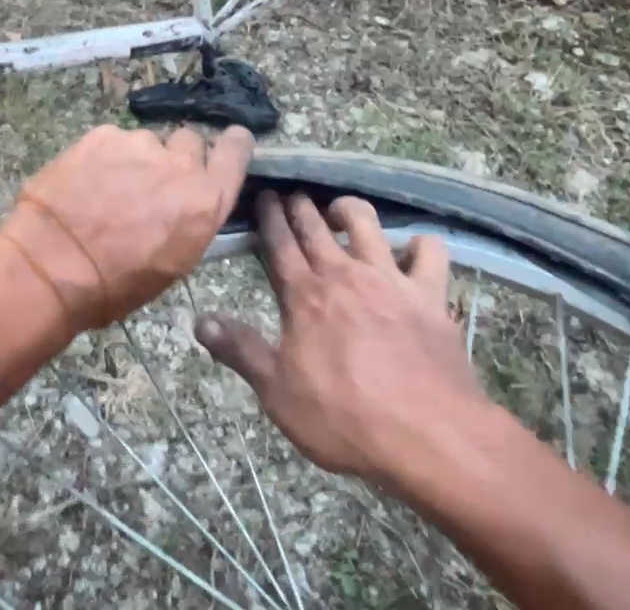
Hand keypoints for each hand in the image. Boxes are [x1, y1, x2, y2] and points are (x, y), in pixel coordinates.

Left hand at [0, 124, 253, 330]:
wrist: (53, 265)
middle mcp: (180, 164)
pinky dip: (104, 157)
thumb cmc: (116, 284)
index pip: (236, 150)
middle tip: (151, 186)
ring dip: (136, 160)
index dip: (232, 145)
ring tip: (108, 190)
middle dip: (175, 160)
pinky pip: (112, 140)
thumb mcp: (175, 263)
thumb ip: (193, 220)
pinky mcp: (102, 135)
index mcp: (206, 200)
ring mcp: (140, 145)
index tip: (226, 146)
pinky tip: (85, 182)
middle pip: (189, 142)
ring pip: (147, 143)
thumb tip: (189, 206)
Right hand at [196, 192, 484, 485]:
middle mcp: (345, 275)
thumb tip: (199, 320)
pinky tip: (414, 250)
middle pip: (317, 227)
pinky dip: (421, 244)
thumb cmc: (342, 418)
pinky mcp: (429, 294)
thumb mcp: (277, 392)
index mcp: (304, 295)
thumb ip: (240, 350)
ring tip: (340, 211)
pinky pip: (430, 252)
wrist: (424, 433)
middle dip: (301, 206)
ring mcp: (391, 280)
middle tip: (293, 195)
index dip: (269, 218)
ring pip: (368, 223)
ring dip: (350, 210)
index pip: (280, 243)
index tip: (264, 196)